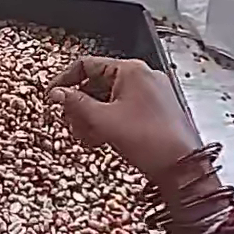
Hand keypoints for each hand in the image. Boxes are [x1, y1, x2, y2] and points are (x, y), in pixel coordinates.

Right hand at [47, 57, 199, 177]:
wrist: (182, 168)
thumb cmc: (148, 139)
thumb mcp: (103, 120)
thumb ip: (76, 103)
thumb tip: (56, 93)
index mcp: (130, 70)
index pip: (86, 65)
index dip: (64, 80)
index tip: (52, 96)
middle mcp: (142, 77)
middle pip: (96, 83)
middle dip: (79, 105)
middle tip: (69, 122)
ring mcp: (150, 93)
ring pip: (108, 98)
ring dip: (91, 116)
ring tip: (84, 136)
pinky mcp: (154, 110)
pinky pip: (122, 109)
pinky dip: (107, 121)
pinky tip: (99, 139)